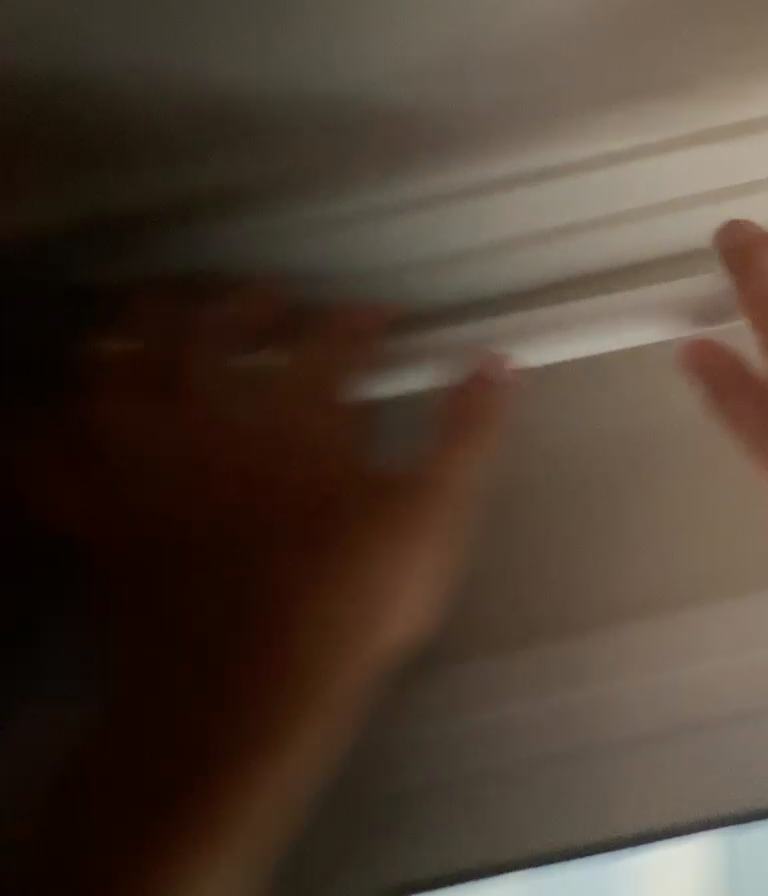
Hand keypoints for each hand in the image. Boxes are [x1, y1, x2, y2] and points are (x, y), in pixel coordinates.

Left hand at [20, 286, 511, 692]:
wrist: (247, 693)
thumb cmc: (359, 594)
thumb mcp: (438, 511)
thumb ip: (467, 432)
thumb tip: (497, 361)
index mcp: (300, 421)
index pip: (327, 342)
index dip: (359, 320)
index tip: (388, 316)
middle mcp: (212, 427)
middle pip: (206, 336)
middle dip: (241, 306)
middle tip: (273, 299)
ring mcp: (146, 470)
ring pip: (113, 376)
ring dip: (134, 337)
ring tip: (159, 321)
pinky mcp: (101, 519)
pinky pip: (45, 461)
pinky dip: (42, 429)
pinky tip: (55, 415)